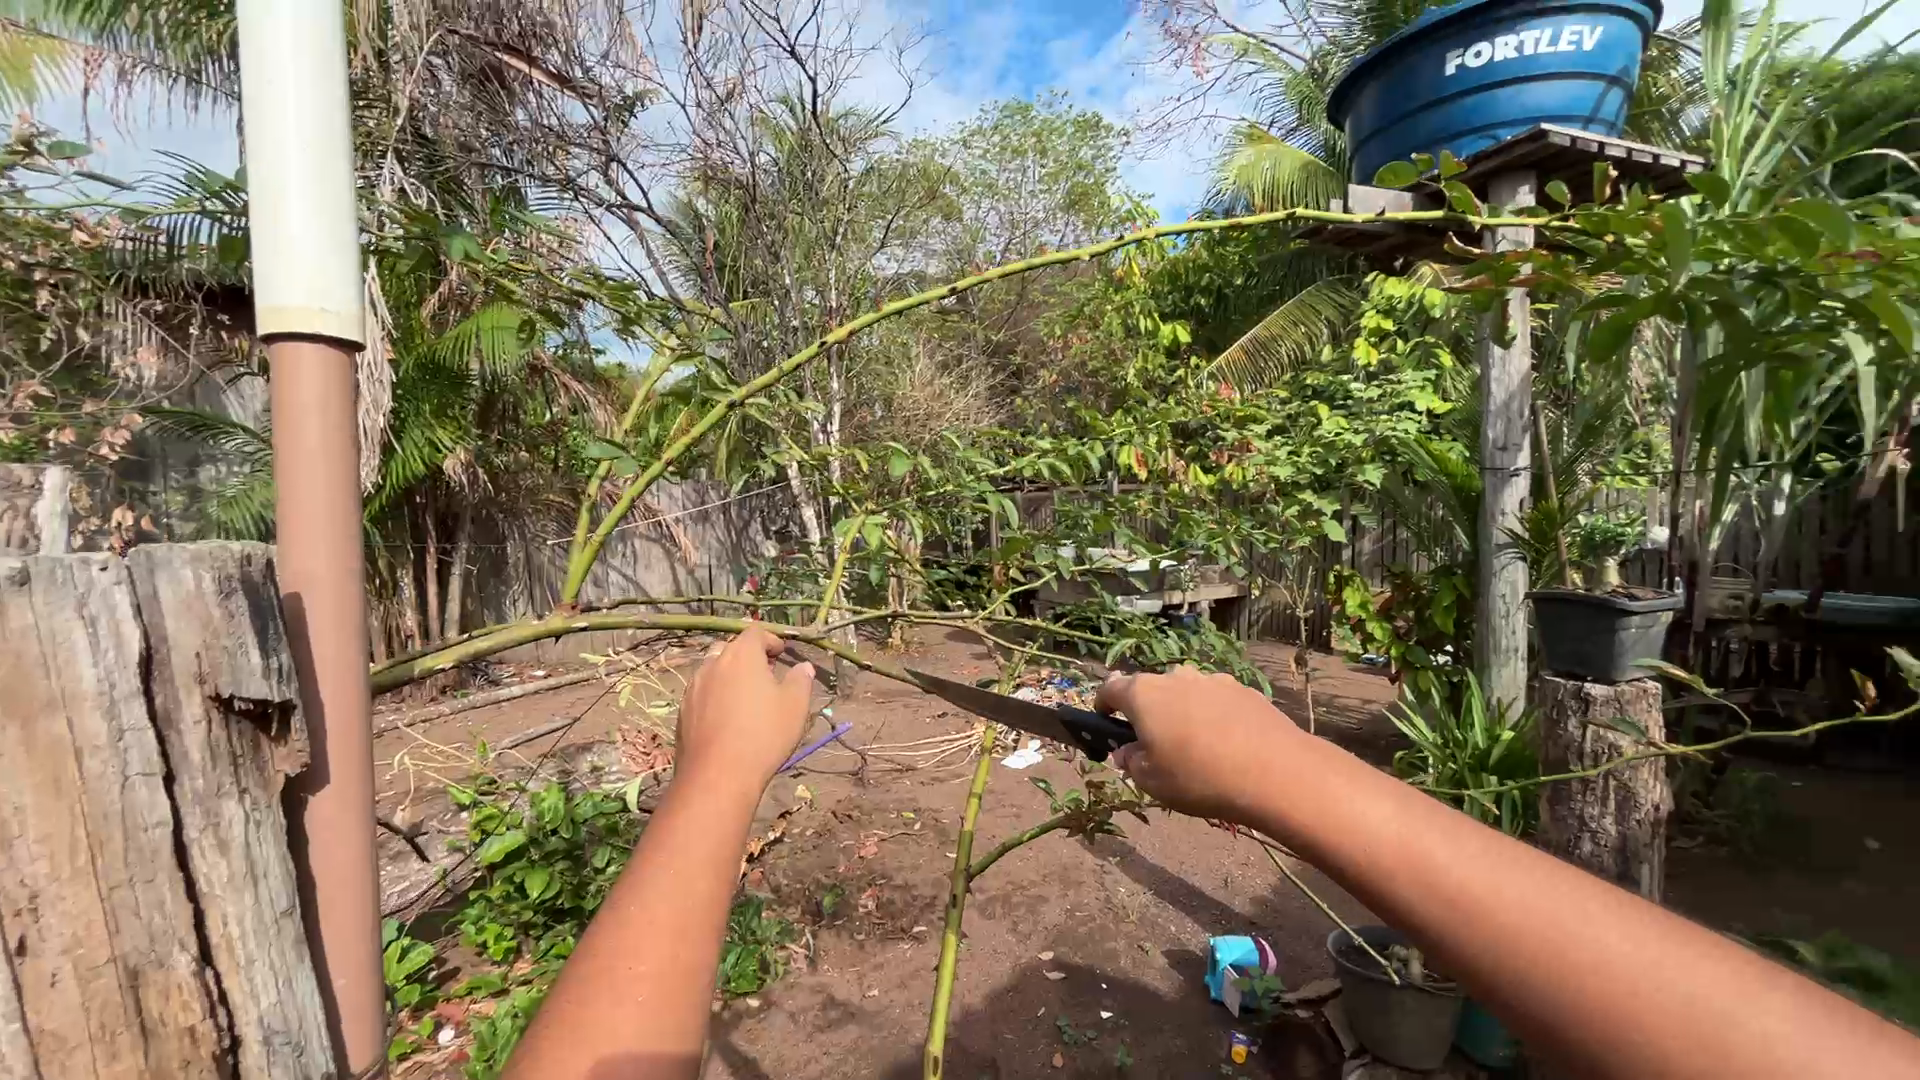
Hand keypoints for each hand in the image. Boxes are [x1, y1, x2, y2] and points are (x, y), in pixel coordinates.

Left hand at [674, 628, 815, 797]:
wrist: (718, 775)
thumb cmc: (763, 734)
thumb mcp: (795, 706)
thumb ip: (800, 680)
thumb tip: (803, 667)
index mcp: (742, 656)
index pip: (754, 633)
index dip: (770, 639)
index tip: (781, 653)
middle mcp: (713, 665)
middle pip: (730, 648)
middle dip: (748, 655)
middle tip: (765, 673)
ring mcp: (694, 688)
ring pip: (713, 670)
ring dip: (729, 675)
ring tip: (745, 695)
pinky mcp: (683, 711)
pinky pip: (702, 693)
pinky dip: (715, 695)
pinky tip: (727, 717)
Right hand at [1095, 666, 1305, 821]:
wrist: (1277, 773)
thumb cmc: (1200, 777)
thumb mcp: (1152, 782)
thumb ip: (1131, 762)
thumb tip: (1127, 751)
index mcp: (1143, 694)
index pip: (1110, 689)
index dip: (1102, 705)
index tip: (1104, 721)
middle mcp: (1174, 677)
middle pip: (1149, 690)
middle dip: (1146, 712)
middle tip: (1154, 745)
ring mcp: (1211, 680)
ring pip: (1184, 693)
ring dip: (1180, 713)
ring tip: (1194, 748)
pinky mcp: (1243, 689)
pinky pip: (1215, 701)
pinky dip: (1211, 716)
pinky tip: (1226, 746)